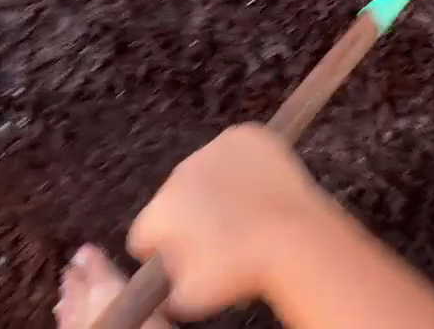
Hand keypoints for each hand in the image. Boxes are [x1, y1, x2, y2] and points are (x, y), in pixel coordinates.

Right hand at [127, 124, 330, 318]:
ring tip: (240, 209)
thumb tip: (171, 275)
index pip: (145, 232)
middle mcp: (178, 173)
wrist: (288, 236)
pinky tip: (254, 184)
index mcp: (159, 212)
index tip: (180, 256)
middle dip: (188, 212)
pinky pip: (234, 150)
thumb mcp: (189, 298)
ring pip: (203, 169)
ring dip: (213, 185)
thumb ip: (168, 283)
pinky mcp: (243, 134)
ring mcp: (213, 148)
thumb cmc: (239, 269)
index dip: (161, 248)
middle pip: (174, 196)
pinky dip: (240, 163)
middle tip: (215, 233)